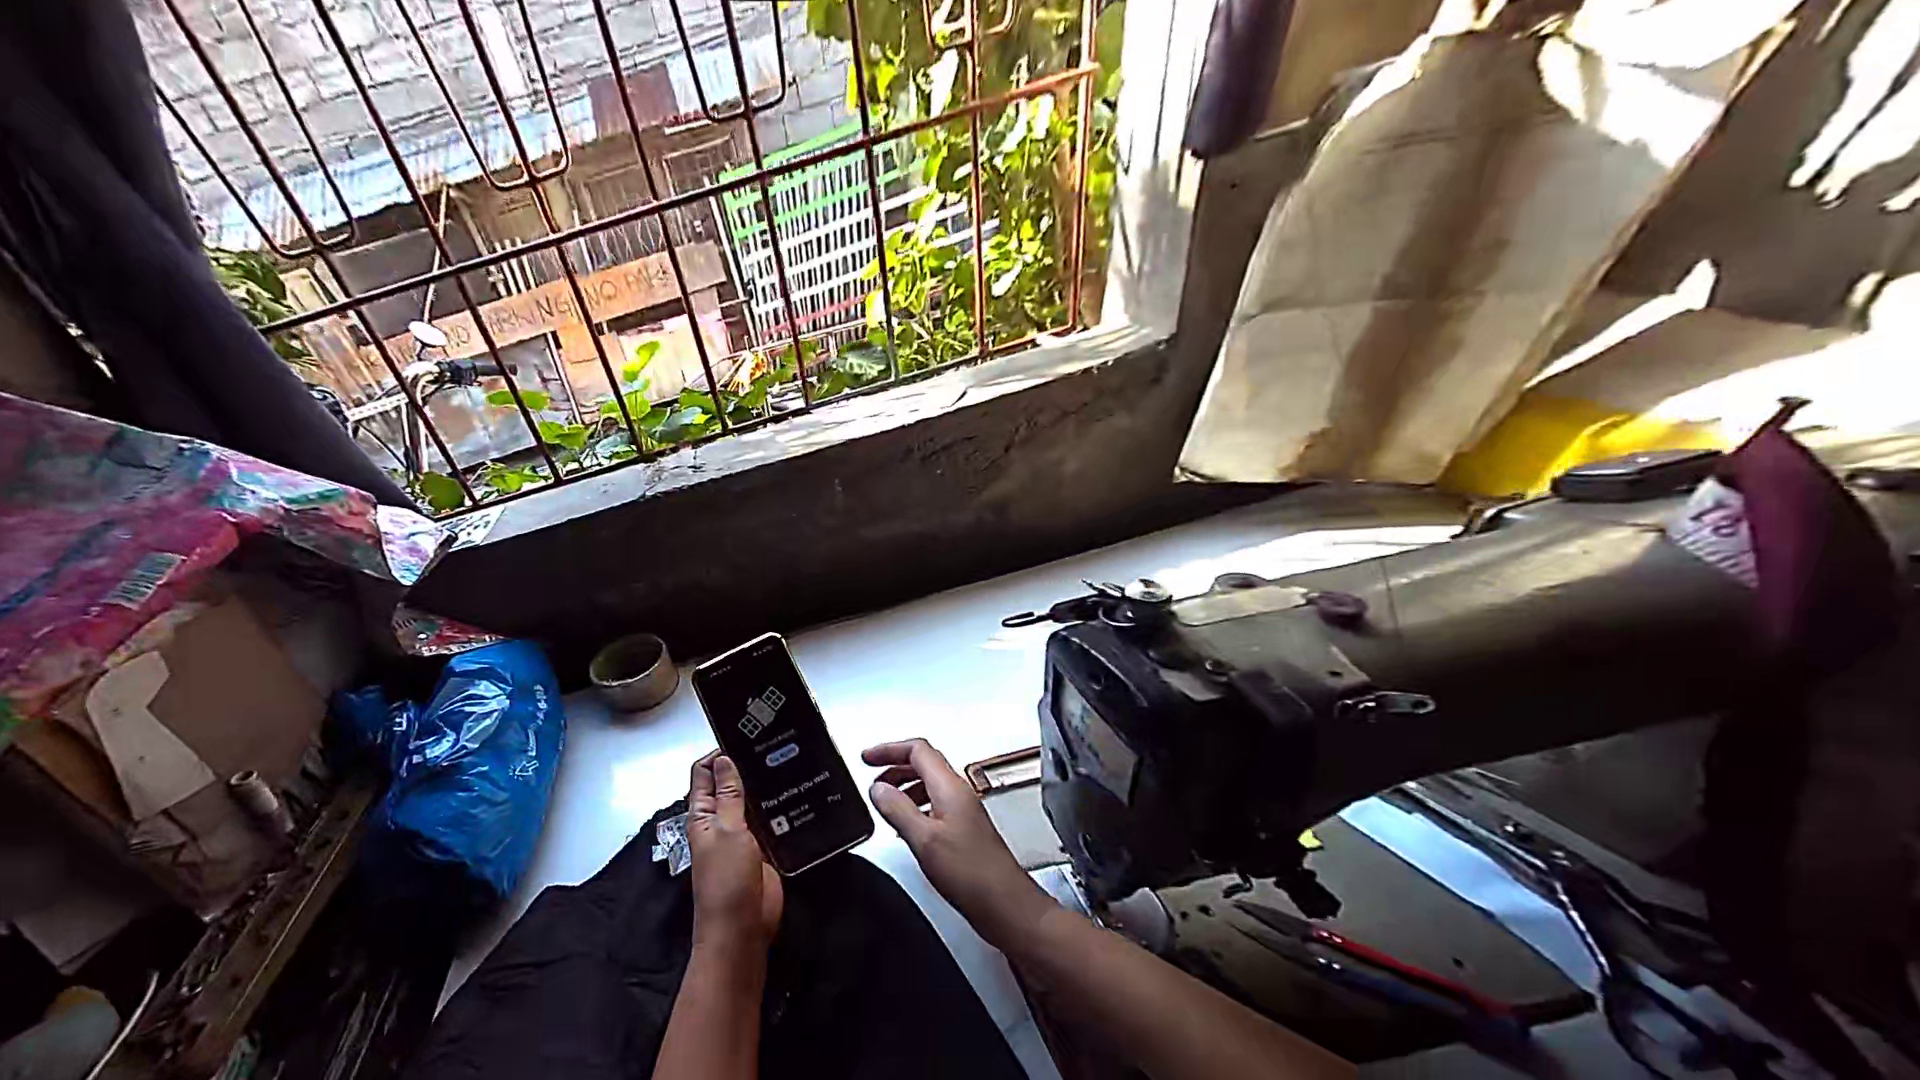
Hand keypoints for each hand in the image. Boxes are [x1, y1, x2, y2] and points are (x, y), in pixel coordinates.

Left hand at [686, 752, 782, 951]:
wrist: (742, 928)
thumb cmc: (726, 878)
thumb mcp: (728, 831)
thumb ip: (729, 795)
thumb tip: (724, 759)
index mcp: (703, 815)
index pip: (705, 774)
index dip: (720, 753)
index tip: (747, 734)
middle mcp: (721, 821)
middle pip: (732, 784)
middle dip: (749, 765)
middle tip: (779, 742)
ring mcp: (743, 835)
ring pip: (754, 801)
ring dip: (768, 786)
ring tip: (795, 760)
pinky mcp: (765, 848)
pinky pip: (772, 820)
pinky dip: (783, 807)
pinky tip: (802, 791)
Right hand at [864, 739, 1055, 949]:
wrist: (1004, 903)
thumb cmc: (973, 874)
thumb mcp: (924, 840)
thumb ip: (898, 810)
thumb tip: (878, 789)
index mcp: (950, 787)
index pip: (918, 750)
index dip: (889, 749)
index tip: (868, 757)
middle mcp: (959, 793)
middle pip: (924, 763)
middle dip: (894, 764)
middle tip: (872, 773)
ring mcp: (963, 810)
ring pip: (929, 783)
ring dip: (903, 785)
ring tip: (884, 798)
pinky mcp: (963, 829)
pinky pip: (934, 803)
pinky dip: (914, 804)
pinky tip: (905, 823)